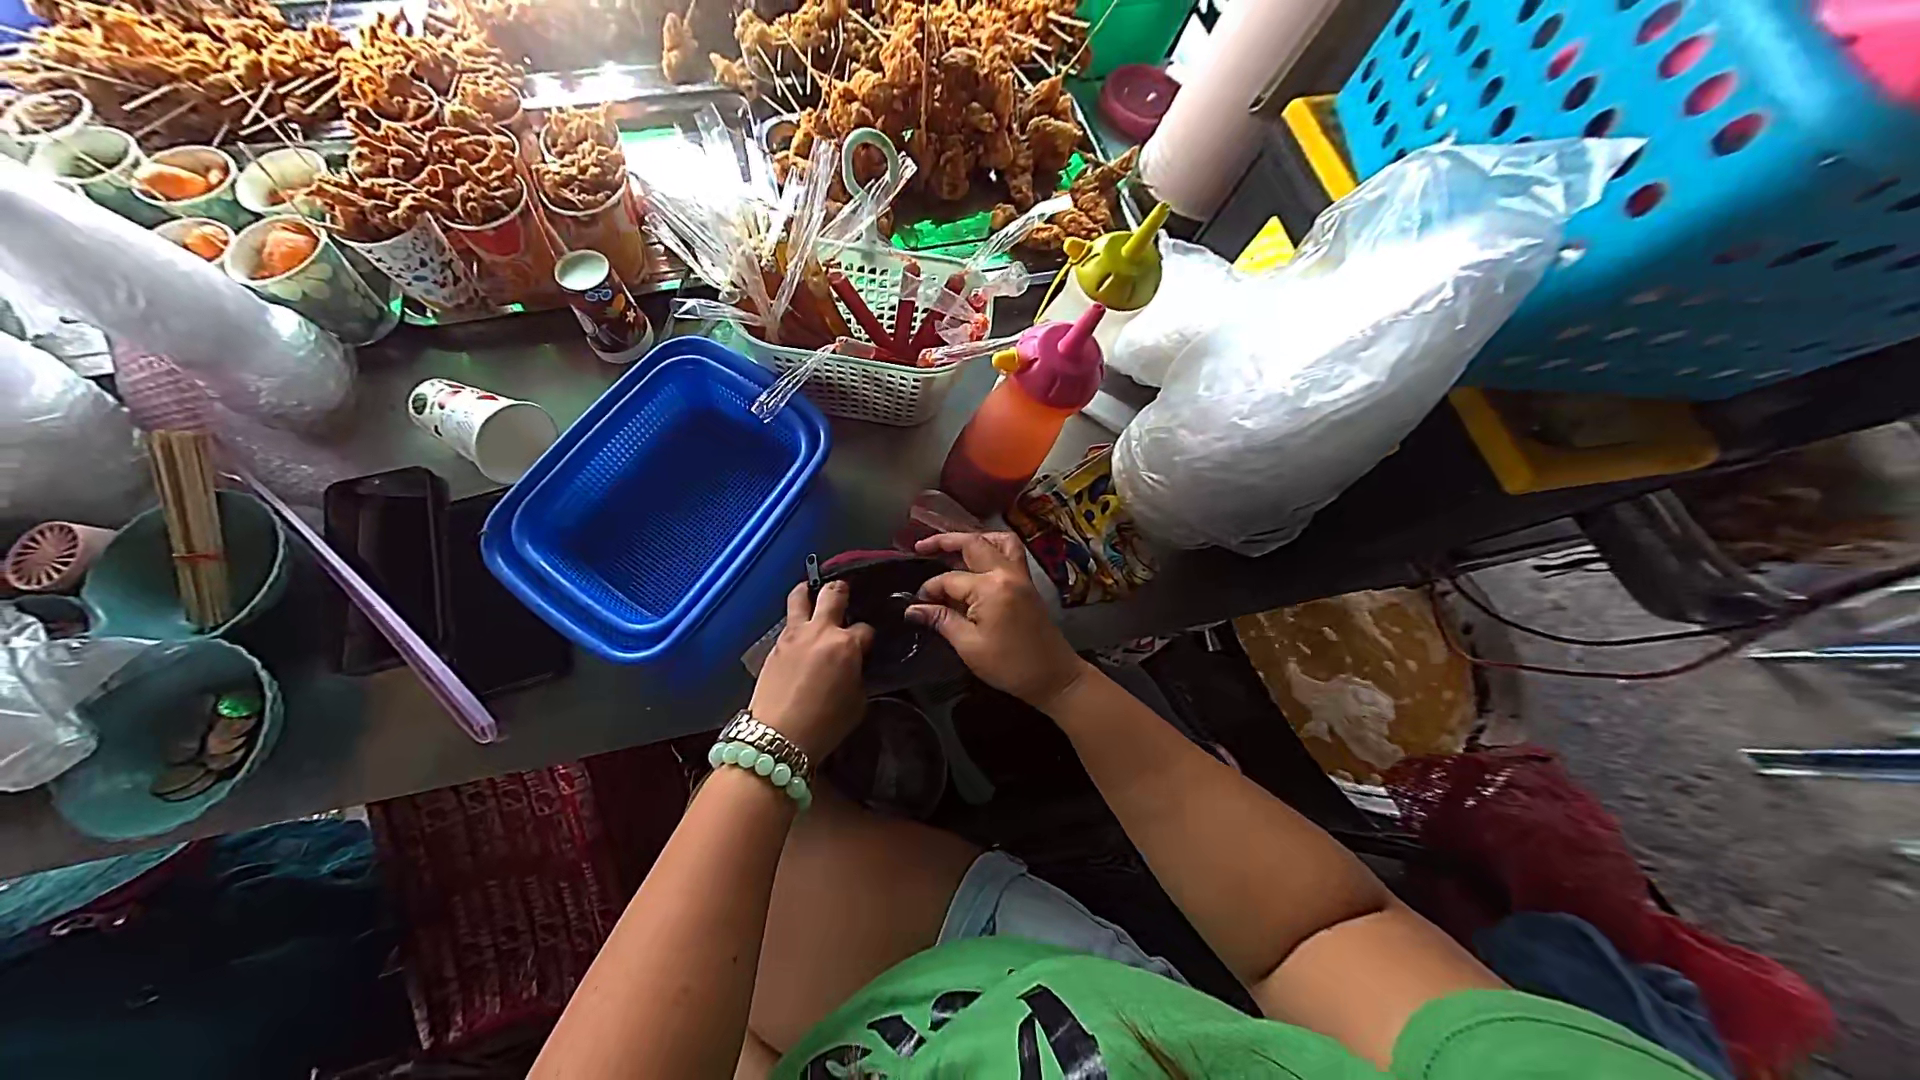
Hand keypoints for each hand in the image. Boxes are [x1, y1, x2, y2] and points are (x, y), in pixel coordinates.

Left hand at [750, 581, 874, 759]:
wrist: (778, 738)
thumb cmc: (824, 725)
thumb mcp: (858, 702)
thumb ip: (859, 675)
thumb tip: (855, 667)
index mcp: (846, 645)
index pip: (865, 628)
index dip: (869, 637)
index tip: (867, 646)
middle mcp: (820, 631)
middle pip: (833, 593)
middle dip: (842, 590)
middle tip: (844, 594)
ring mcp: (794, 635)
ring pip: (800, 596)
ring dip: (809, 591)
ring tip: (813, 593)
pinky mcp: (774, 645)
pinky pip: (788, 622)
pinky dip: (797, 621)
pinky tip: (802, 633)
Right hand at [905, 532, 1089, 709]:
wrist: (1054, 677)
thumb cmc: (1010, 666)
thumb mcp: (968, 646)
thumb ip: (941, 620)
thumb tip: (914, 609)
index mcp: (991, 588)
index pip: (949, 579)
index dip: (929, 590)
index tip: (917, 604)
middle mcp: (1007, 573)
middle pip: (973, 543)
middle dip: (943, 541)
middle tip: (920, 547)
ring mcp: (1021, 575)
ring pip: (997, 540)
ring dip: (974, 538)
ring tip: (952, 545)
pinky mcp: (1027, 583)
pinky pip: (1010, 552)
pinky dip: (992, 548)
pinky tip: (978, 559)